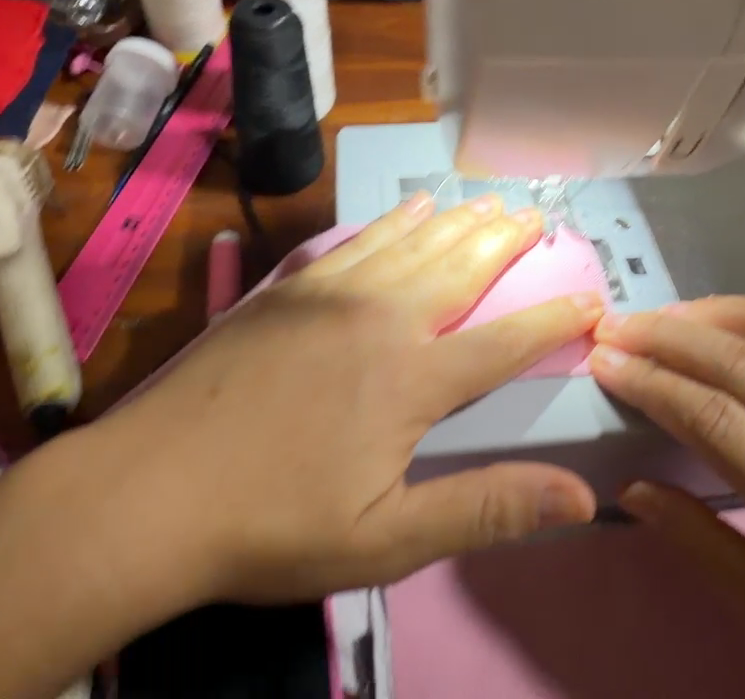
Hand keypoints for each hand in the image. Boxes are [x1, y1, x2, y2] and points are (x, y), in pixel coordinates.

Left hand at [95, 193, 604, 604]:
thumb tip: (580, 496)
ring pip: (411, 243)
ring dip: (456, 222)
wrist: (149, 490)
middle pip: (459, 268)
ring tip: (489, 202)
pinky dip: (392, 222)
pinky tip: (408, 210)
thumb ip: (483, 509)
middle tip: (536, 214)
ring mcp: (327, 295)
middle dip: (505, 241)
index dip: (555, 321)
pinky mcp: (285, 289)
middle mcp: (379, 319)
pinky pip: (356, 241)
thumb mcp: (385, 541)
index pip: (504, 342)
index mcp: (411, 379)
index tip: (594, 299)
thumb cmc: (270, 525)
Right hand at [588, 297, 744, 698]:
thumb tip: (633, 489)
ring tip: (663, 313)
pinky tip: (732, 321)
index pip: (716, 420)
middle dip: (668, 337)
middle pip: (744, 364)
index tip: (604, 363)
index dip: (650, 384)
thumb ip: (708, 547)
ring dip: (717, 312)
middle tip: (615, 327)